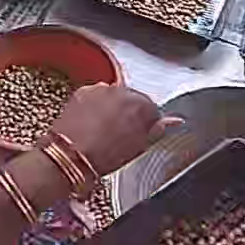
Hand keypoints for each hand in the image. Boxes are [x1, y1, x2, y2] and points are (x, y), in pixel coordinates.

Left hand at [47, 83, 181, 174]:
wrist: (70, 156)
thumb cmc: (104, 155)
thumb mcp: (138, 147)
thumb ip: (157, 130)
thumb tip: (173, 121)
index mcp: (141, 104)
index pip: (153, 109)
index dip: (147, 125)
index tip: (140, 135)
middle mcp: (122, 90)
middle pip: (133, 100)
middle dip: (129, 114)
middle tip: (121, 135)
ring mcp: (101, 89)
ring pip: (113, 97)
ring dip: (112, 108)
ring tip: (104, 130)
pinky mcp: (82, 91)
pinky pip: (95, 96)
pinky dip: (95, 106)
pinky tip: (91, 123)